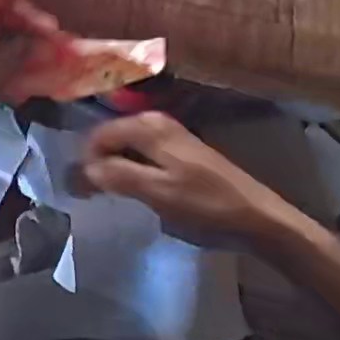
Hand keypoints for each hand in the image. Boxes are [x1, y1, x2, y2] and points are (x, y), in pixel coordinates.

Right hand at [81, 113, 316, 250]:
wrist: (261, 219)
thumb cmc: (207, 205)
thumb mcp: (156, 192)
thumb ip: (114, 176)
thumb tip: (78, 170)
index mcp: (146, 125)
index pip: (96, 137)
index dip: (84, 163)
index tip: (83, 193)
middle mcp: (154, 120)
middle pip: (108, 139)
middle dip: (97, 165)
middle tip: (95, 196)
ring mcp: (168, 134)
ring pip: (123, 148)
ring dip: (113, 170)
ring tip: (114, 197)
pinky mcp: (178, 150)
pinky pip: (139, 155)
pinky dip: (131, 171)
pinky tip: (137, 192)